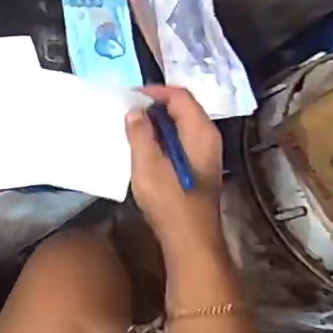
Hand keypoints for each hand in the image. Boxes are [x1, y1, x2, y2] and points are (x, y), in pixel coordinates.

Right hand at [127, 86, 225, 263]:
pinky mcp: (197, 167)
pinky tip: (141, 147)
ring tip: (129, 126)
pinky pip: (178, 140)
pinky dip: (160, 137)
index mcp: (201, 132)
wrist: (190, 241)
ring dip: (155, 122)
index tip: (128, 95)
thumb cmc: (170, 202)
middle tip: (125, 109)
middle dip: (153, 104)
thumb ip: (141, 134)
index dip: (154, 91)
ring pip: (179, 125)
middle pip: (182, 107)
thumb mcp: (148, 166)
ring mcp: (204, 153)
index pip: (179, 96)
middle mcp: (207, 138)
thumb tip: (135, 111)